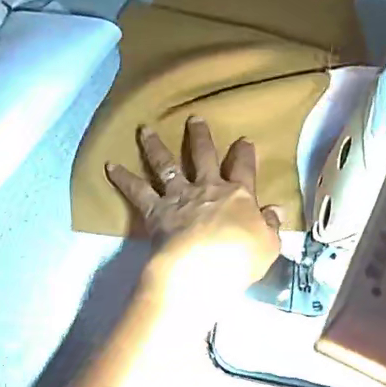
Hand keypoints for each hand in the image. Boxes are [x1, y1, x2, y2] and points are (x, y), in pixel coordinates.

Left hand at [106, 118, 280, 305]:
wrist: (201, 268)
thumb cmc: (239, 258)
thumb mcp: (268, 244)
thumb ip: (270, 225)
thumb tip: (276, 210)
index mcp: (238, 196)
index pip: (244, 168)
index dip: (244, 154)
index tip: (243, 141)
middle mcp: (207, 188)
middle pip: (203, 156)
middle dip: (200, 136)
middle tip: (194, 118)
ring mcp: (179, 196)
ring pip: (166, 164)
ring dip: (154, 145)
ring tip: (144, 129)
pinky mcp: (155, 210)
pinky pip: (136, 190)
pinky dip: (123, 177)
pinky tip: (110, 165)